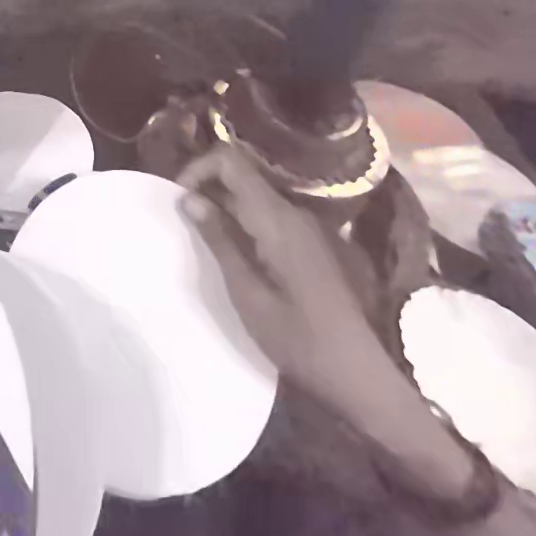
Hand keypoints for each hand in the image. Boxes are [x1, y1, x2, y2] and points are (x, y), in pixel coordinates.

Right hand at [176, 146, 390, 414]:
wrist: (357, 374)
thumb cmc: (297, 338)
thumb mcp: (247, 292)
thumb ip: (219, 239)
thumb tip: (189, 198)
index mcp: (276, 218)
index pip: (231, 161)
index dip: (198, 168)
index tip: (179, 199)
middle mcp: (292, 211)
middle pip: (241, 172)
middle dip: (205, 185)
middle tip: (182, 217)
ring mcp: (303, 226)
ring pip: (252, 192)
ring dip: (220, 202)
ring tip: (199, 233)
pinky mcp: (307, 241)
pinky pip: (265, 212)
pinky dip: (239, 217)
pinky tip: (228, 248)